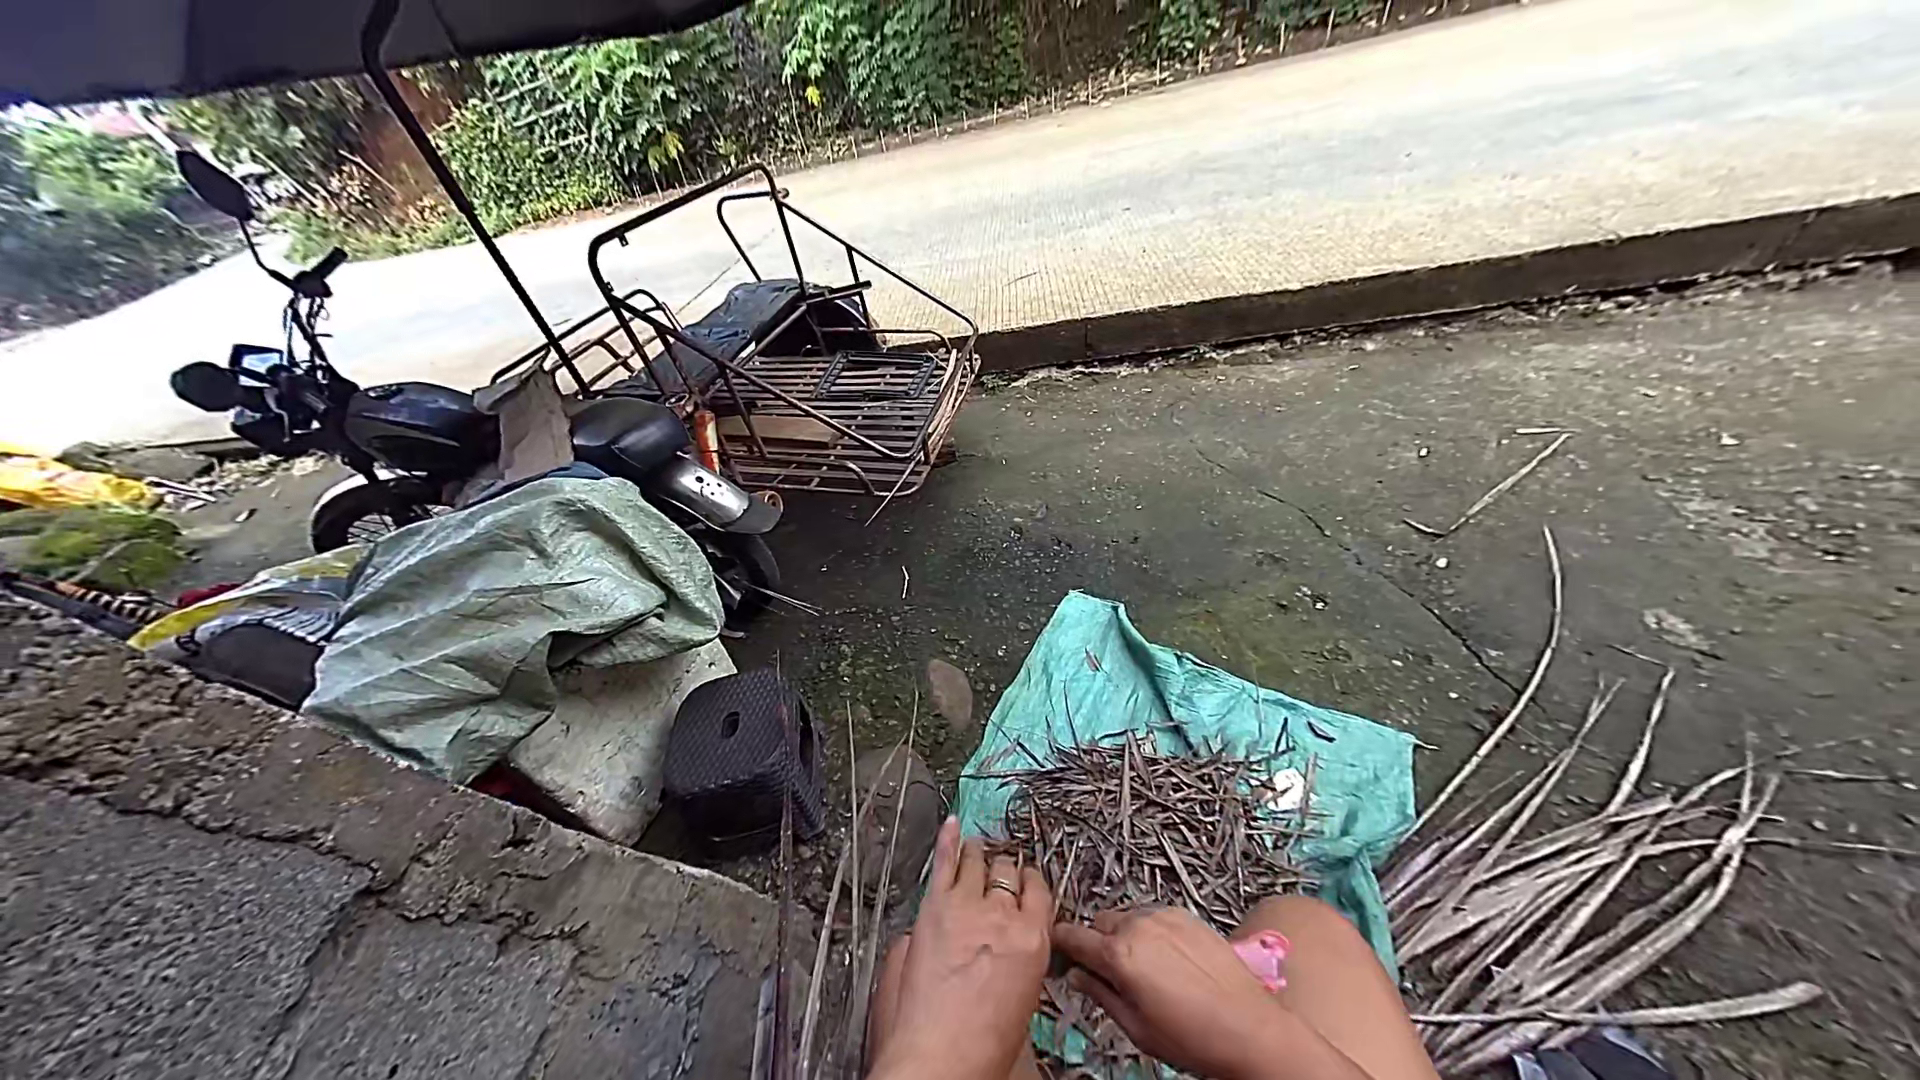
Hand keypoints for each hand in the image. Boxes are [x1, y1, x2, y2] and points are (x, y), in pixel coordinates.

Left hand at [867, 817, 1052, 1079]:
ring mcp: (966, 904)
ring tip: (978, 845)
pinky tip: (951, 825)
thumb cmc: (982, 1047)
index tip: (1027, 880)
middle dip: (1005, 869)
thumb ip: (1021, 960)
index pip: (1038, 892)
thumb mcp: (1023, 1001)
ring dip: (979, 853)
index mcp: (1031, 940)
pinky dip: (947, 840)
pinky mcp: (934, 905)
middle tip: (1000, 867)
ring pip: (978, 861)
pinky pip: (944, 862)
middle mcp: (1001, 914)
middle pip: (1008, 872)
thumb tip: (1014, 950)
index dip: (1031, 883)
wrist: (939, 1058)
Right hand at [1052, 907, 1370, 1079]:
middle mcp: (1137, 925)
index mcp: (1120, 955)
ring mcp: (1162, 916)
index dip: (1061, 941)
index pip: (1073, 936)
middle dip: (1098, 942)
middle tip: (1110, 971)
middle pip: (1099, 922)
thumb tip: (1077, 977)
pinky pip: (1152, 915)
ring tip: (1145, 968)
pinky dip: (1149, 930)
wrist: (1252, 1029)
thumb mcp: (1137, 1028)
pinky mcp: (1183, 913)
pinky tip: (1167, 959)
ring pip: (1126, 916)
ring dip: (1124, 934)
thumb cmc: (1194, 1038)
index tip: (1058, 947)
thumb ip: (1101, 995)